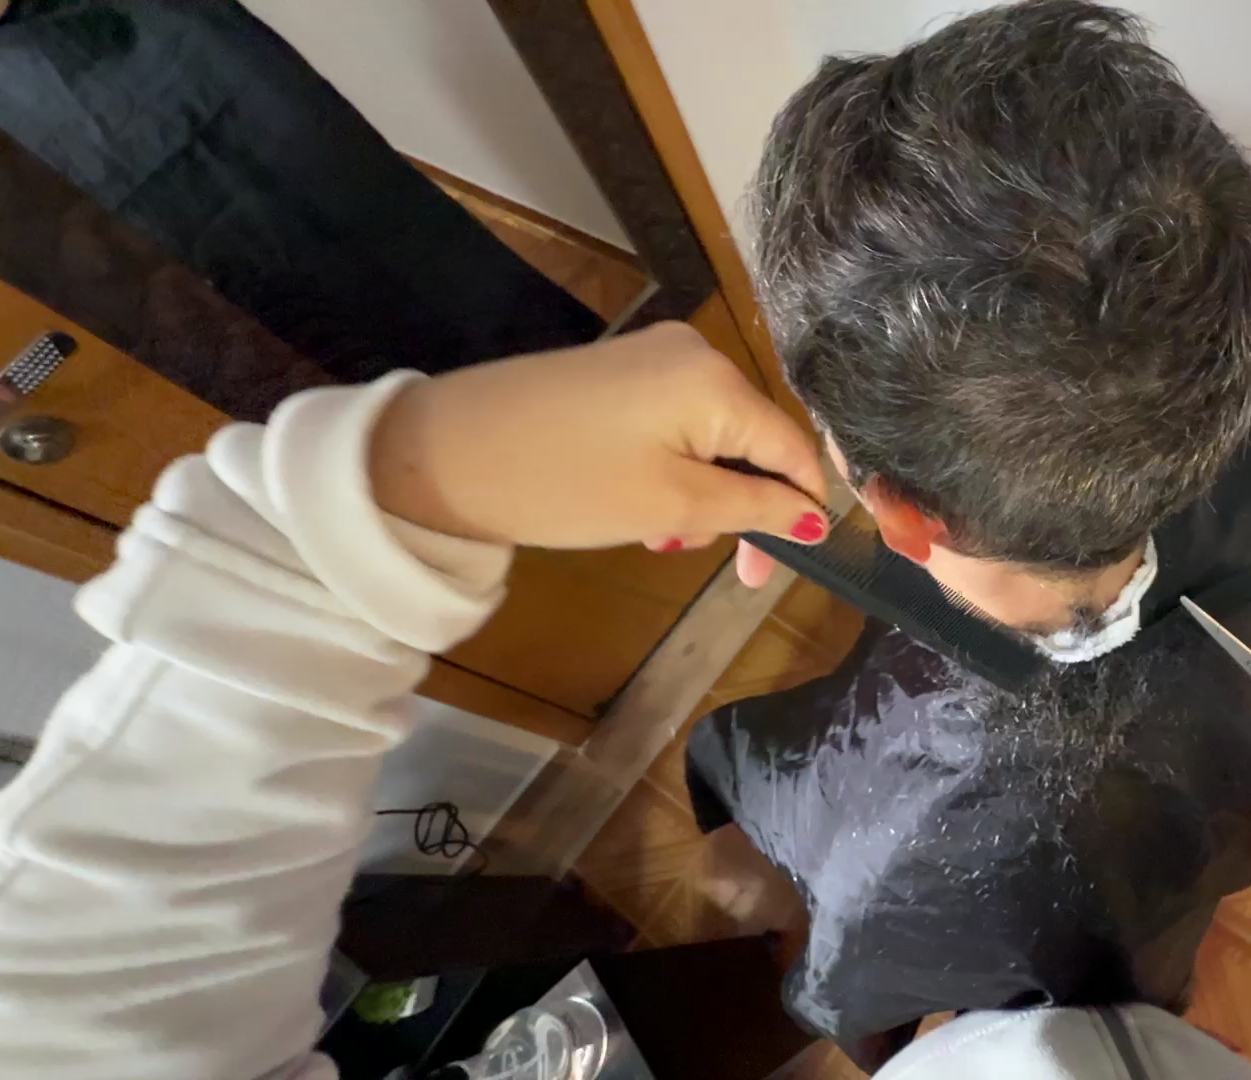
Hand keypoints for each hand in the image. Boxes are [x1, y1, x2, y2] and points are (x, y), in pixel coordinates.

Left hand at [368, 323, 827, 550]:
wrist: (433, 454)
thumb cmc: (566, 485)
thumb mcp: (674, 506)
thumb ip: (757, 507)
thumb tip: (817, 518)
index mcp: (718, 380)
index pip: (793, 446)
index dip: (802, 505)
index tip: (785, 562)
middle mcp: (697, 353)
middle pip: (756, 440)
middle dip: (748, 506)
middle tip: (733, 573)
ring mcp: (656, 357)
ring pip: (717, 437)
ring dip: (709, 494)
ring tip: (667, 539)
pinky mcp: (624, 370)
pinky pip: (680, 424)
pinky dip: (679, 470)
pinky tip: (649, 507)